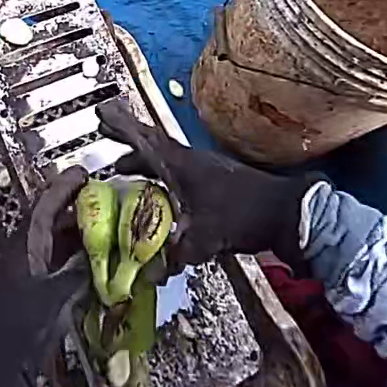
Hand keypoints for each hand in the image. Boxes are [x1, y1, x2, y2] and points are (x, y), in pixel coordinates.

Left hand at [0, 166, 90, 386]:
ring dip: (83, 237)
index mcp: (22, 249)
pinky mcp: (41, 302)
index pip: (43, 206)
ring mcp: (33, 280)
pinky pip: (64, 271)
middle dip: (78, 209)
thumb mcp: (51, 298)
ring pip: (60, 247)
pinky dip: (83, 264)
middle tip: (109, 199)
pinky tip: (103, 266)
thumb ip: (76, 271)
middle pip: (52, 223)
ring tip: (112, 228)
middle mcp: (26, 258)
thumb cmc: (18, 335)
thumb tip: (101, 254)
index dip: (62, 187)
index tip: (84, 171)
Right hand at [97, 99, 315, 269]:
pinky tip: (153, 189)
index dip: (121, 127)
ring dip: (140, 157)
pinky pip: (173, 169)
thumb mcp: (206, 237)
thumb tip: (147, 275)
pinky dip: (156, 172)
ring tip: (120, 165)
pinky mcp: (209, 180)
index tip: (102, 111)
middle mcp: (188, 160)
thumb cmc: (243, 214)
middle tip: (104, 128)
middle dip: (126, 136)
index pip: (145, 140)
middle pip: (150, 143)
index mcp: (182, 165)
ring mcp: (200, 168)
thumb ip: (175, 255)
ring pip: (162, 157)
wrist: (284, 211)